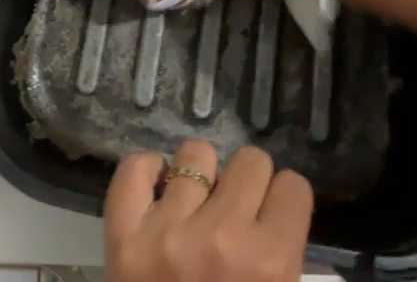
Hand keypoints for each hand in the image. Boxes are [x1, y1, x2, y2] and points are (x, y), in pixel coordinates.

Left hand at [105, 140, 312, 281]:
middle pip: (250, 161)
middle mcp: (222, 237)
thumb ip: (287, 259)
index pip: (293, 187)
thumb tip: (281, 208)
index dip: (284, 201)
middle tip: (234, 211)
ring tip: (194, 205)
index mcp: (271, 263)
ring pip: (197, 154)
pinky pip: (134, 168)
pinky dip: (146, 171)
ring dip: (200, 176)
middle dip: (247, 184)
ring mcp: (168, 231)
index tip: (272, 216)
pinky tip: (157, 192)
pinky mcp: (123, 235)